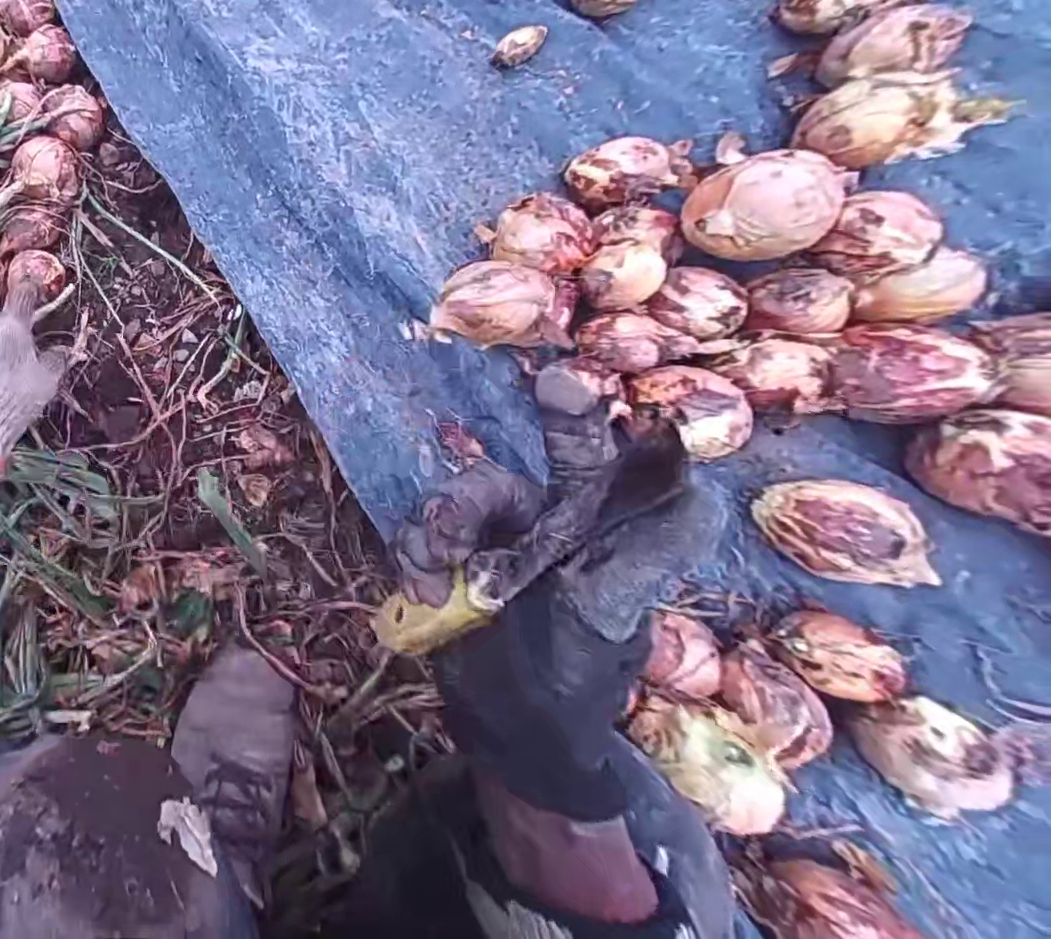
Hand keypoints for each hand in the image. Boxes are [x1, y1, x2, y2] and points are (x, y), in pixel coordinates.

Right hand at [396, 365, 700, 819]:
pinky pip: (411, 536)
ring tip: (434, 583)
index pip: (587, 461)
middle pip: (487, 483)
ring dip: (430, 541)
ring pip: (441, 507)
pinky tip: (421, 592)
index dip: (574, 418)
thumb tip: (696, 489)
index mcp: (589, 524)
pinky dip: (410, 560)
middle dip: (461, 506)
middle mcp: (533, 520)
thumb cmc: (575, 674)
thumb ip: (641, 556)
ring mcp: (481, 539)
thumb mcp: (612, 617)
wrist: (506, 722)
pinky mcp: (438, 558)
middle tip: (447, 540)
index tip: (558, 385)